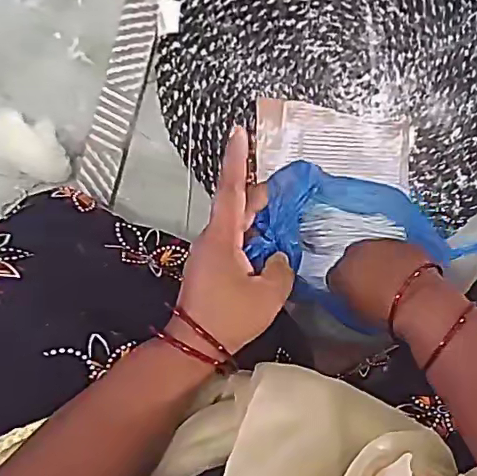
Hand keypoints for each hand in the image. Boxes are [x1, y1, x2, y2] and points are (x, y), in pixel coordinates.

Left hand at [170, 128, 293, 357]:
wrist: (195, 343)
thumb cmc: (230, 317)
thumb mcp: (269, 293)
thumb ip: (280, 267)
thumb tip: (278, 258)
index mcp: (222, 238)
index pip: (231, 190)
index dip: (236, 160)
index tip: (238, 131)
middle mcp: (212, 239)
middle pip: (236, 205)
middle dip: (258, 193)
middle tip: (281, 185)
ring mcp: (208, 254)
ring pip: (236, 225)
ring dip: (257, 219)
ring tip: (280, 217)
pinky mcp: (210, 267)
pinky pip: (234, 243)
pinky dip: (252, 238)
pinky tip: (268, 247)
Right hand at [330, 238, 461, 333]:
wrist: (418, 301)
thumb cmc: (383, 315)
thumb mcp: (357, 314)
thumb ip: (350, 299)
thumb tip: (355, 295)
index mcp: (338, 273)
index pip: (336, 277)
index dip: (346, 287)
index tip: (355, 296)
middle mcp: (355, 252)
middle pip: (355, 257)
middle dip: (362, 268)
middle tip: (374, 286)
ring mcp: (382, 243)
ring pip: (377, 251)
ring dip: (382, 261)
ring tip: (393, 280)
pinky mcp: (405, 242)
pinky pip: (398, 251)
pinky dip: (401, 260)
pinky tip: (408, 274)